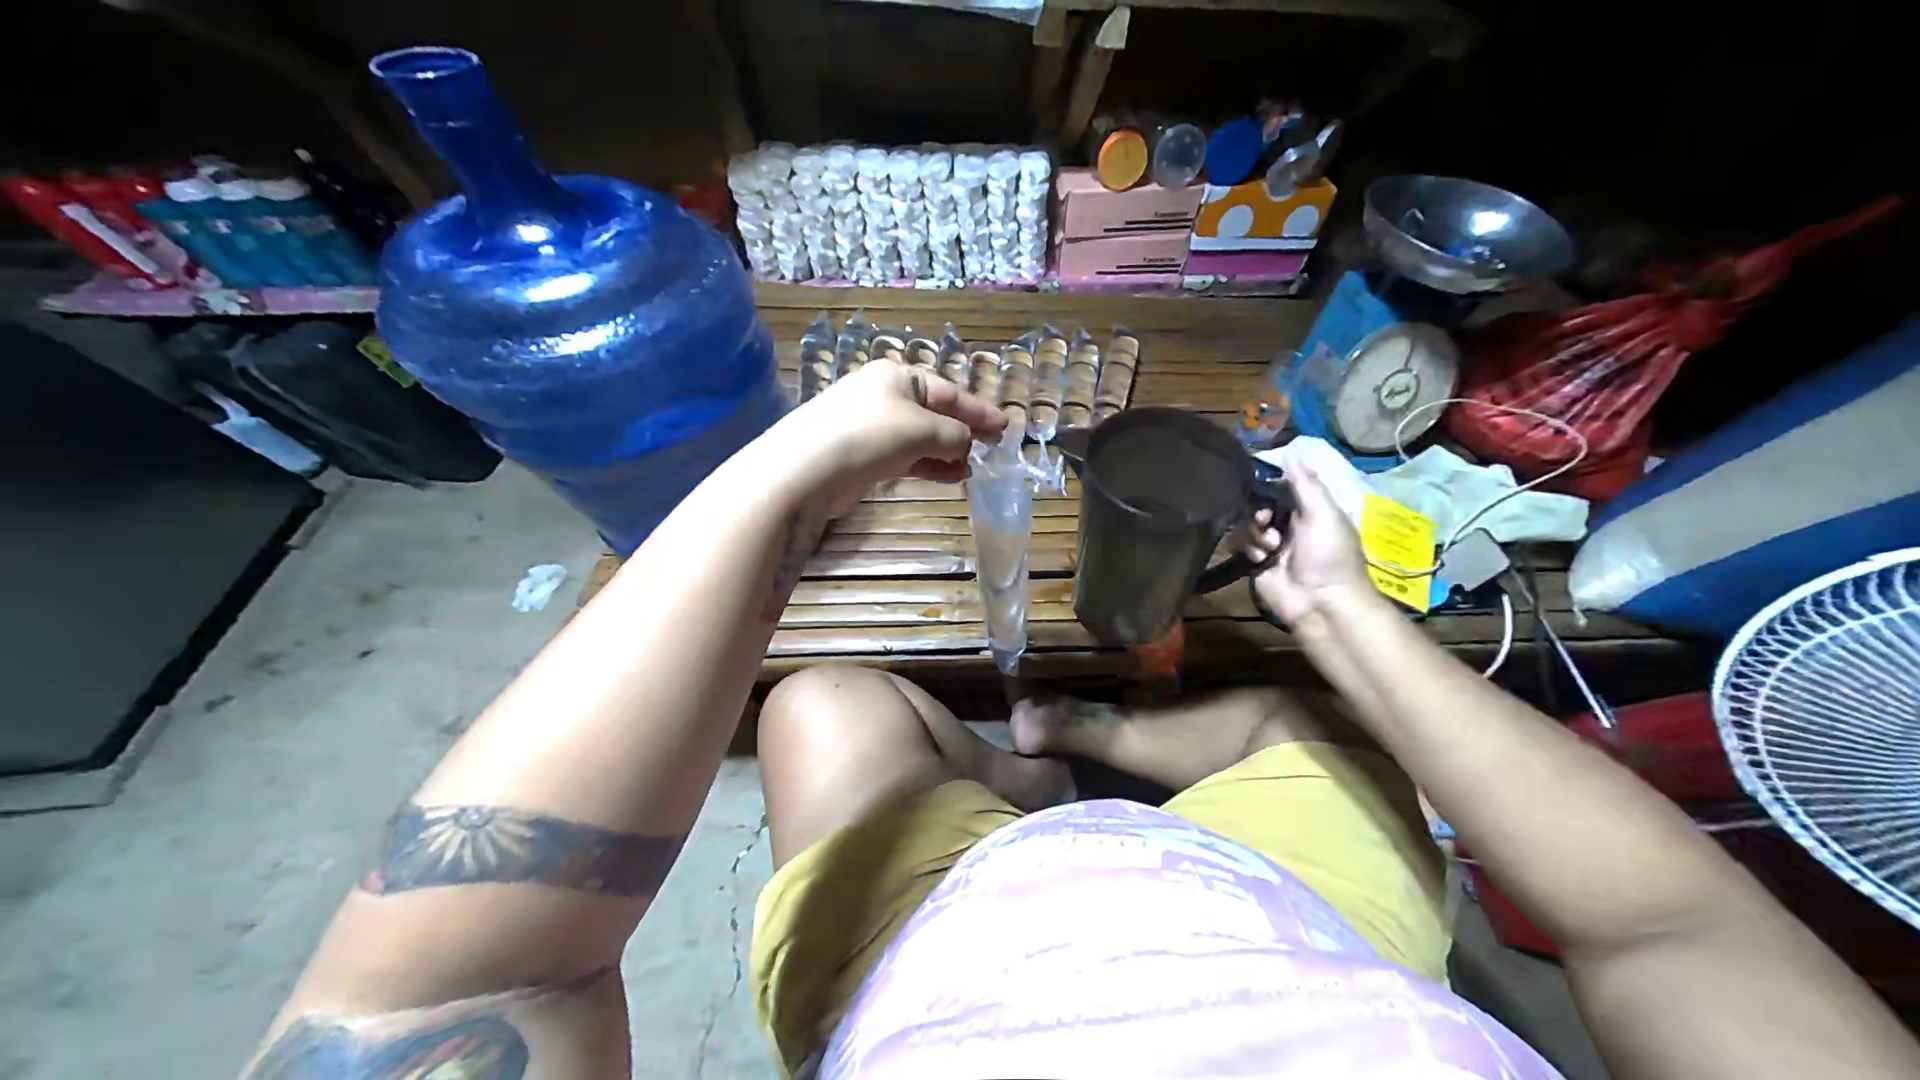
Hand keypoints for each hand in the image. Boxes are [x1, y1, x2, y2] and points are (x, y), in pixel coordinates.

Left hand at [770, 359, 1006, 506]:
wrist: (807, 470)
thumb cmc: (869, 436)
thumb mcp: (922, 429)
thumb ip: (953, 435)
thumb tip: (966, 445)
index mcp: (897, 377)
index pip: (949, 391)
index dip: (979, 411)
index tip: (1005, 427)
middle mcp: (885, 397)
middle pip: (935, 413)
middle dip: (964, 432)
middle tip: (993, 448)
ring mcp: (873, 428)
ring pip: (921, 438)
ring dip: (948, 453)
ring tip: (972, 469)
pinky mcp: (865, 456)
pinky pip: (906, 457)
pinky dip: (928, 465)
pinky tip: (949, 476)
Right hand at [1243, 467, 1377, 630]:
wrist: (1320, 602)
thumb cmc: (1329, 555)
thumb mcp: (1324, 515)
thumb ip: (1307, 485)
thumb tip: (1292, 451)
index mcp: (1308, 510)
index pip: (1280, 487)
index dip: (1269, 486)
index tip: (1264, 490)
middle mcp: (1287, 524)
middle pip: (1258, 504)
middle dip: (1258, 511)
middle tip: (1266, 522)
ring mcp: (1270, 543)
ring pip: (1245, 523)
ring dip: (1254, 533)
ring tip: (1270, 548)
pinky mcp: (1254, 561)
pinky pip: (1238, 544)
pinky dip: (1246, 548)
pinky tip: (1259, 557)